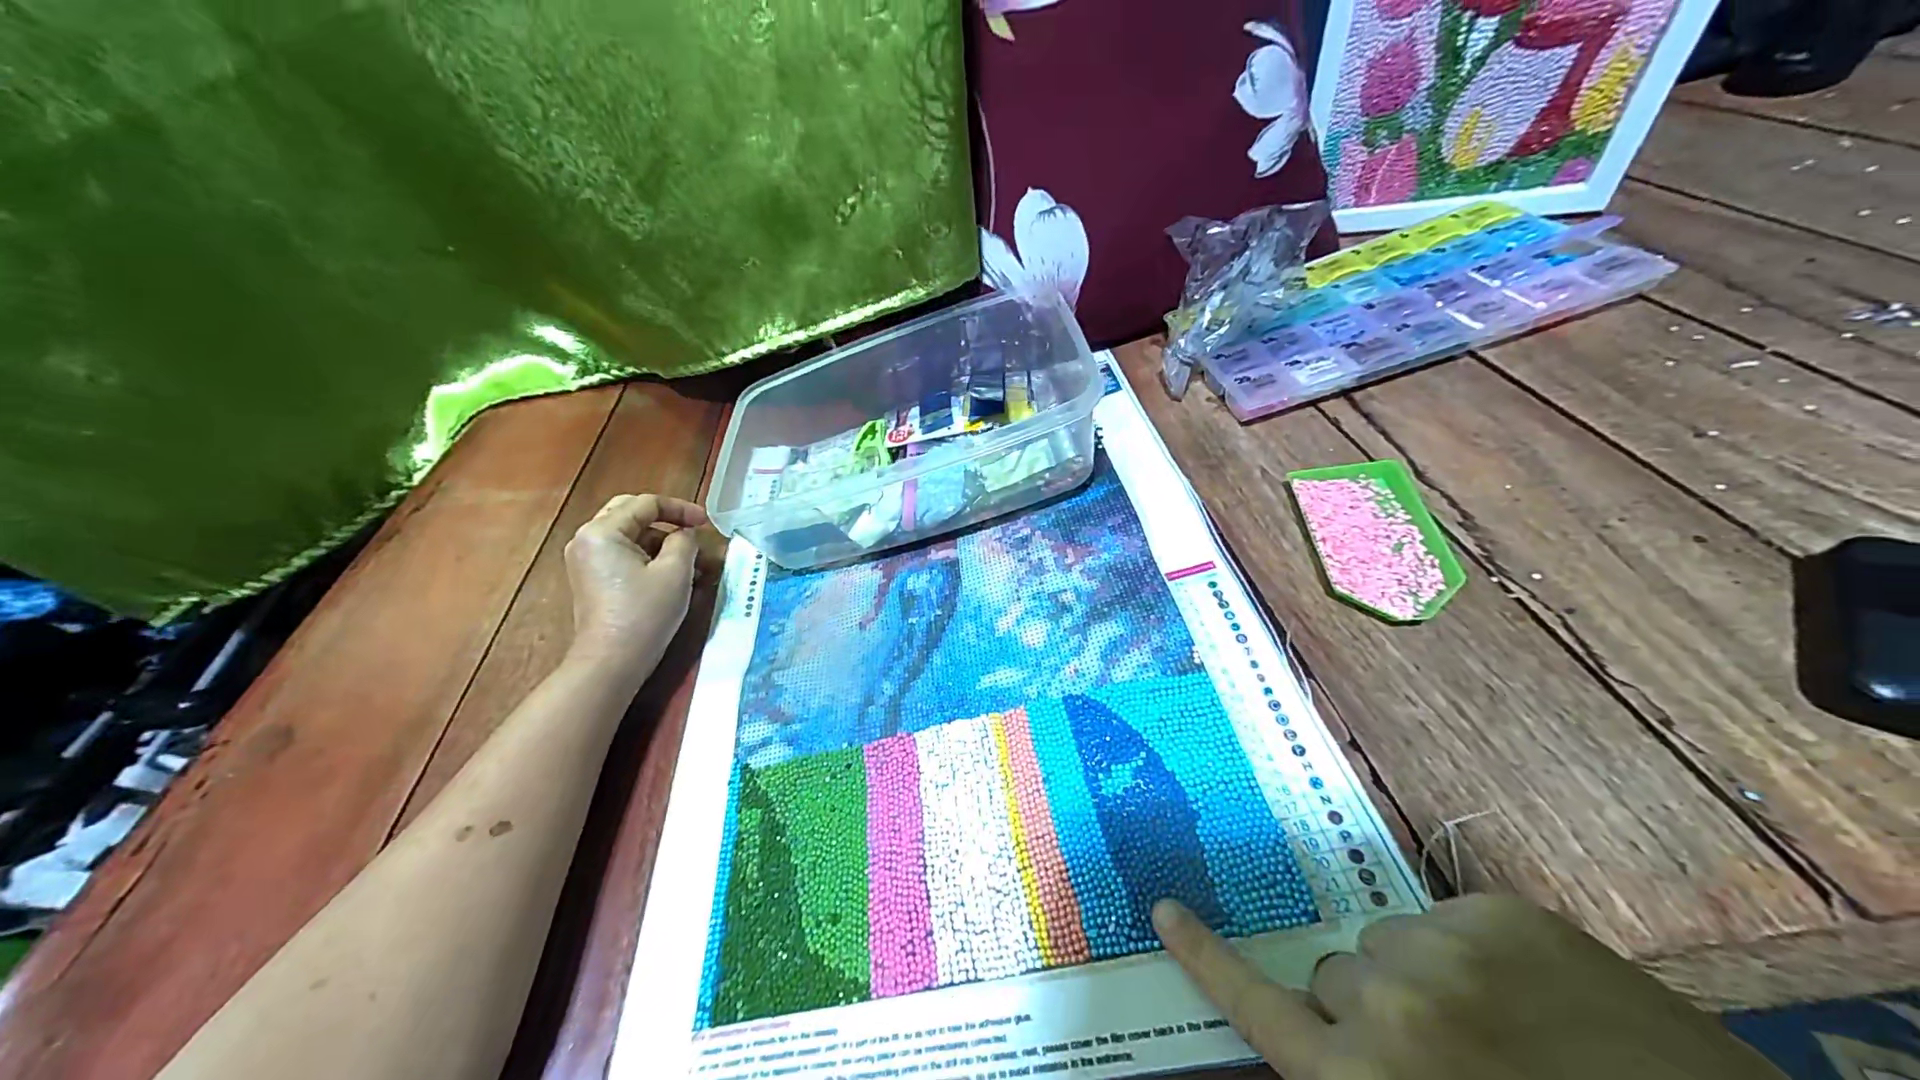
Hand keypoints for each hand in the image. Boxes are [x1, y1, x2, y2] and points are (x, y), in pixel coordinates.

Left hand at [564, 494, 718, 677]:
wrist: (612, 662)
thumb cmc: (644, 614)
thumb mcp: (675, 572)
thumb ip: (685, 542)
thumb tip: (685, 535)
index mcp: (602, 532)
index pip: (646, 504)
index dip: (681, 509)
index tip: (707, 523)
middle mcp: (587, 539)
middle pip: (632, 513)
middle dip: (667, 521)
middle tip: (694, 532)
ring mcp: (586, 560)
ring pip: (629, 535)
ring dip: (661, 542)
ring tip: (692, 561)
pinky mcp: (591, 579)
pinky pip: (622, 554)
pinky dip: (648, 557)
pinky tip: (673, 574)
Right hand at [1153, 894, 1784, 1079]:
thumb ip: (1351, 1071)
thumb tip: (1320, 1018)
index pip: (1257, 1004)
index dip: (1206, 957)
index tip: (1163, 909)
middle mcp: (1387, 1005)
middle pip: (1332, 975)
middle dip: (1368, 1007)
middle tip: (1444, 1059)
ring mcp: (1446, 949)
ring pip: (1386, 943)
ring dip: (1418, 976)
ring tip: (1498, 1028)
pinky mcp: (1503, 915)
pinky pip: (1443, 918)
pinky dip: (1469, 950)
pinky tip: (1532, 996)